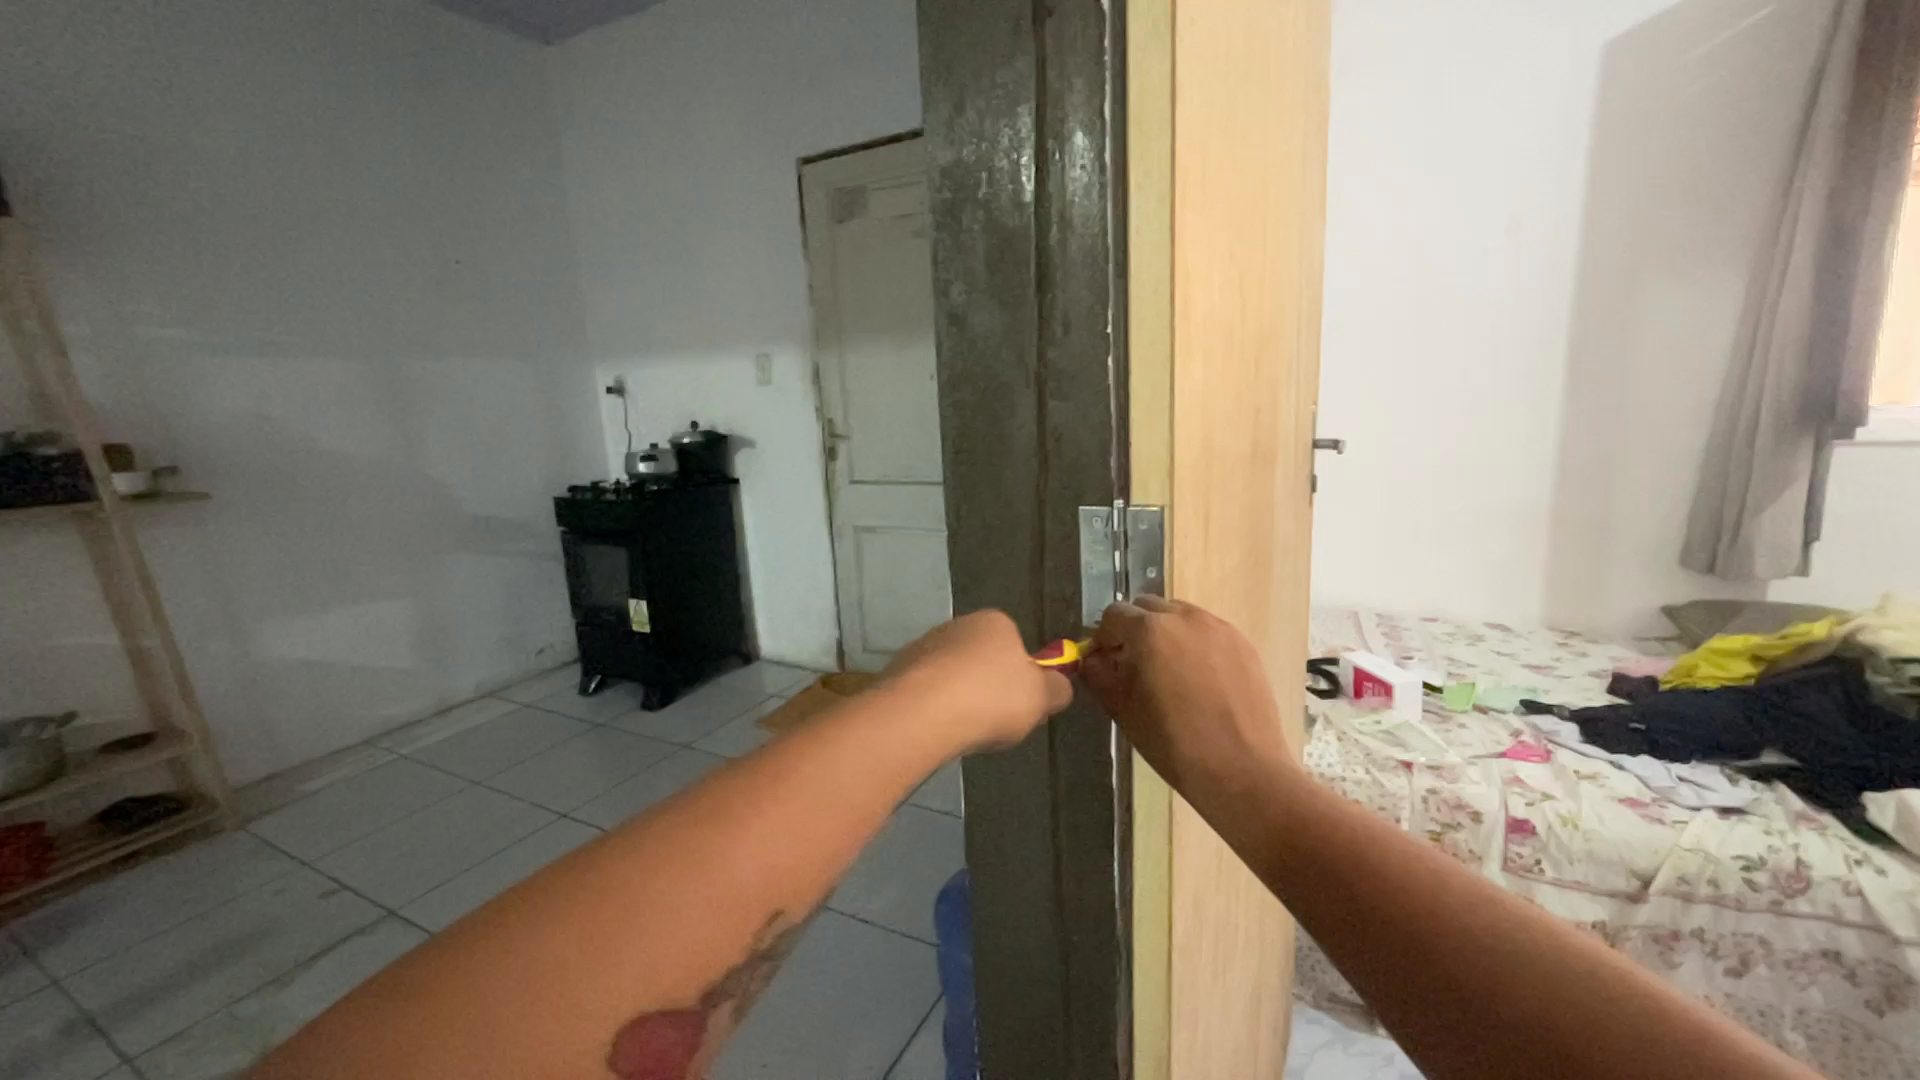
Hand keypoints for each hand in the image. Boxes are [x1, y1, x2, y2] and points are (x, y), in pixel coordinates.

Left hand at [883, 610, 1073, 752]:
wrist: (921, 713)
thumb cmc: (991, 698)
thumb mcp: (1041, 698)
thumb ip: (1056, 689)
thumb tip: (1059, 685)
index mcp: (994, 622)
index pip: (1014, 643)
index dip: (1021, 674)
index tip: (1021, 704)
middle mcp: (956, 625)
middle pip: (980, 658)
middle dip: (987, 686)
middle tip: (994, 720)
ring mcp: (922, 646)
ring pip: (949, 675)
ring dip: (957, 698)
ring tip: (963, 729)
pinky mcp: (896, 671)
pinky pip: (924, 691)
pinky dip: (932, 708)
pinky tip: (936, 729)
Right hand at [1080, 596, 1296, 797]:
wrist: (1242, 770)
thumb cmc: (1174, 743)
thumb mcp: (1123, 710)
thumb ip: (1099, 674)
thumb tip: (1093, 658)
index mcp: (1150, 630)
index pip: (1114, 614)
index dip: (1104, 637)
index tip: (1106, 661)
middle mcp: (1184, 617)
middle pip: (1147, 607)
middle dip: (1134, 629)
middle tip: (1134, 665)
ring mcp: (1218, 627)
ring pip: (1179, 615)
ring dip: (1165, 632)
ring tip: (1169, 672)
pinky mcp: (1243, 643)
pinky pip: (1207, 631)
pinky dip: (1194, 643)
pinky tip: (1198, 680)